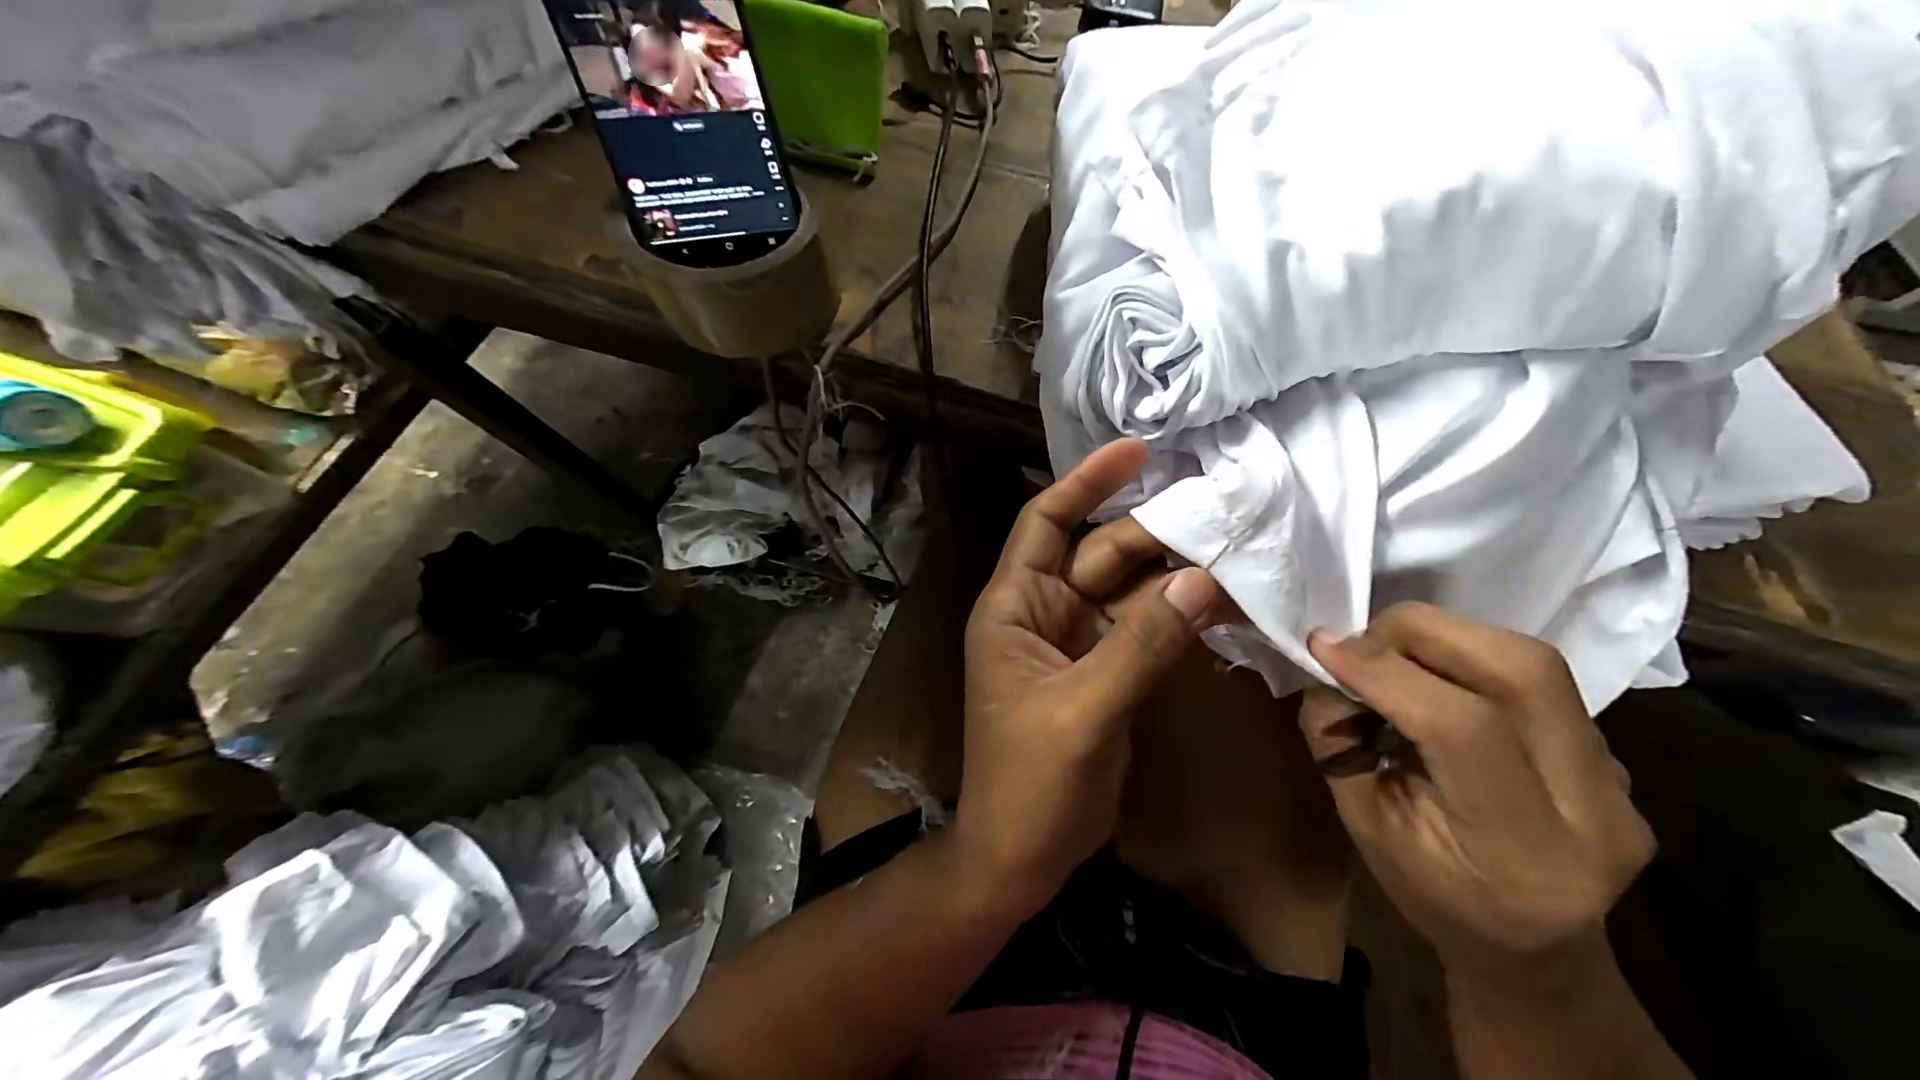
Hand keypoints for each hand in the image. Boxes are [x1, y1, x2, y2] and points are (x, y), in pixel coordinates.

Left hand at [956, 439, 1217, 913]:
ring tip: (1238, 548)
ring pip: (1130, 589)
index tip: (1139, 449)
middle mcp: (1044, 612)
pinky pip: (1145, 629)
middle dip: (1154, 531)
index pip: (1047, 521)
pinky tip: (1226, 603)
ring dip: (1176, 572)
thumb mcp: (1082, 709)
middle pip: (1102, 552)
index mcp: (1015, 606)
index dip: (1086, 480)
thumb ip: (1139, 646)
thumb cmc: (1028, 780)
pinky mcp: (1106, 671)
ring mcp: (1078, 642)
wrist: (1021, 853)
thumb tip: (1199, 578)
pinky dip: (1180, 616)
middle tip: (1223, 509)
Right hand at [1298, 603, 1654, 976]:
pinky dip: (1470, 660)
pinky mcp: (1618, 759)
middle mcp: (1593, 810)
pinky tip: (1437, 685)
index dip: (1384, 672)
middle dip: (1423, 632)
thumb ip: (1339, 741)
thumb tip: (1326, 662)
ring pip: (1535, 663)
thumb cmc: (1429, 894)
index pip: (1463, 728)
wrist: (1535, 949)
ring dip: (1445, 637)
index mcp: (1520, 851)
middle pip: (1521, 672)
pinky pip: (1539, 681)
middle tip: (1362, 639)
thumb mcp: (1361, 824)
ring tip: (1394, 656)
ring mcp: (1619, 782)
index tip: (1322, 646)